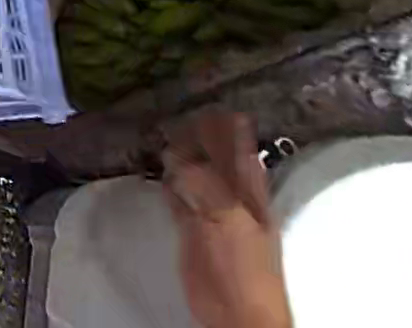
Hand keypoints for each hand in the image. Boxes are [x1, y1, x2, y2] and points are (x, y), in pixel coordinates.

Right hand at [164, 112, 292, 327]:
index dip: (233, 131)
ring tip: (167, 130)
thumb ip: (204, 181)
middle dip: (202, 138)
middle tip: (184, 110)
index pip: (243, 154)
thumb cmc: (243, 266)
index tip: (220, 104)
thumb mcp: (228, 216)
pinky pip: (178, 198)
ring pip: (195, 176)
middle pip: (216, 161)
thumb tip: (176, 153)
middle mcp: (233, 199)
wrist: (236, 316)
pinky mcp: (191, 230)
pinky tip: (160, 167)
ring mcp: (212, 214)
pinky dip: (169, 182)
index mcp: (252, 196)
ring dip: (182, 156)